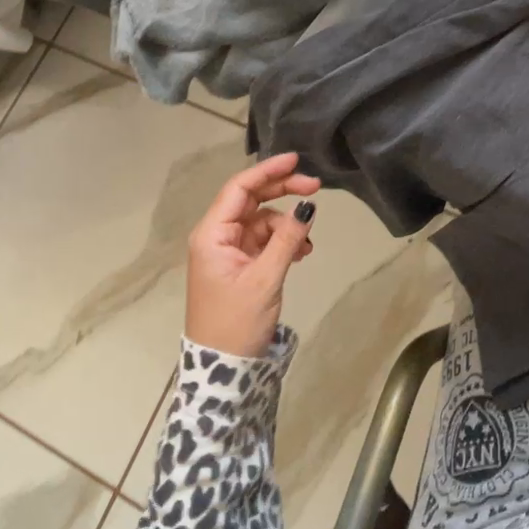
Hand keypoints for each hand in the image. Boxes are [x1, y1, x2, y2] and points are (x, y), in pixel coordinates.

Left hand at [184, 153, 321, 357]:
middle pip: (251, 199)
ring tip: (308, 245)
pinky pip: (265, 239)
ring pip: (262, 220)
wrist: (224, 369)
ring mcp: (229, 250)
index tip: (296, 160)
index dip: (267, 171)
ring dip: (287, 225)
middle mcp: (217, 236)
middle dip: (283, 191)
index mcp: (212, 234)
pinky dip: (284, 241)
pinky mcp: (240, 264)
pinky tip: (301, 253)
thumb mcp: (266, 278)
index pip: (239, 188)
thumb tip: (307, 205)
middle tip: (316, 188)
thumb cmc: (237, 322)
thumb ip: (287, 238)